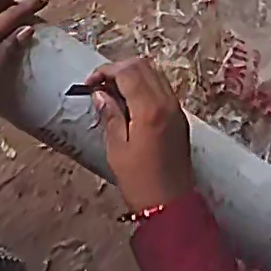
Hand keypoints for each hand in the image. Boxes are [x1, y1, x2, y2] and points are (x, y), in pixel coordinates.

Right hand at [88, 58, 195, 212]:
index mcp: (150, 109)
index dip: (106, 71)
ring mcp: (176, 108)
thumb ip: (110, 115)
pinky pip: (162, 87)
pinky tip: (130, 102)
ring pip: (154, 73)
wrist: (171, 204)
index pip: (128, 72)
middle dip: (119, 68)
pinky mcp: (179, 116)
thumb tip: (100, 93)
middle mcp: (167, 102)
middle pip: (143, 66)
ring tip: (113, 92)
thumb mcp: (118, 148)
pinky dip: (145, 85)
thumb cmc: (141, 181)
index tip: (91, 82)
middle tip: (100, 84)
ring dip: (133, 74)